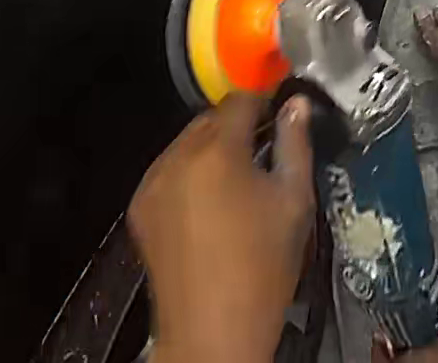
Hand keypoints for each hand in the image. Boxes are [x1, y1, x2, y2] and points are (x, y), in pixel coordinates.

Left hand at [132, 93, 314, 362]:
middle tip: (262, 150)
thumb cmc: (264, 266)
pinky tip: (207, 199)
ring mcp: (153, 180)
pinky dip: (189, 169)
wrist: (213, 336)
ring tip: (235, 177)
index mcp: (218, 151)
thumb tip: (296, 103)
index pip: (240, 100)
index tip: (279, 116)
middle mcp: (178, 156)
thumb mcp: (293, 199)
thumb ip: (295, 142)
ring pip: (188, 140)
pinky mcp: (141, 205)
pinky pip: (169, 167)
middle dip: (237, 125)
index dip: (264, 102)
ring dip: (211, 146)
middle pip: (212, 118)